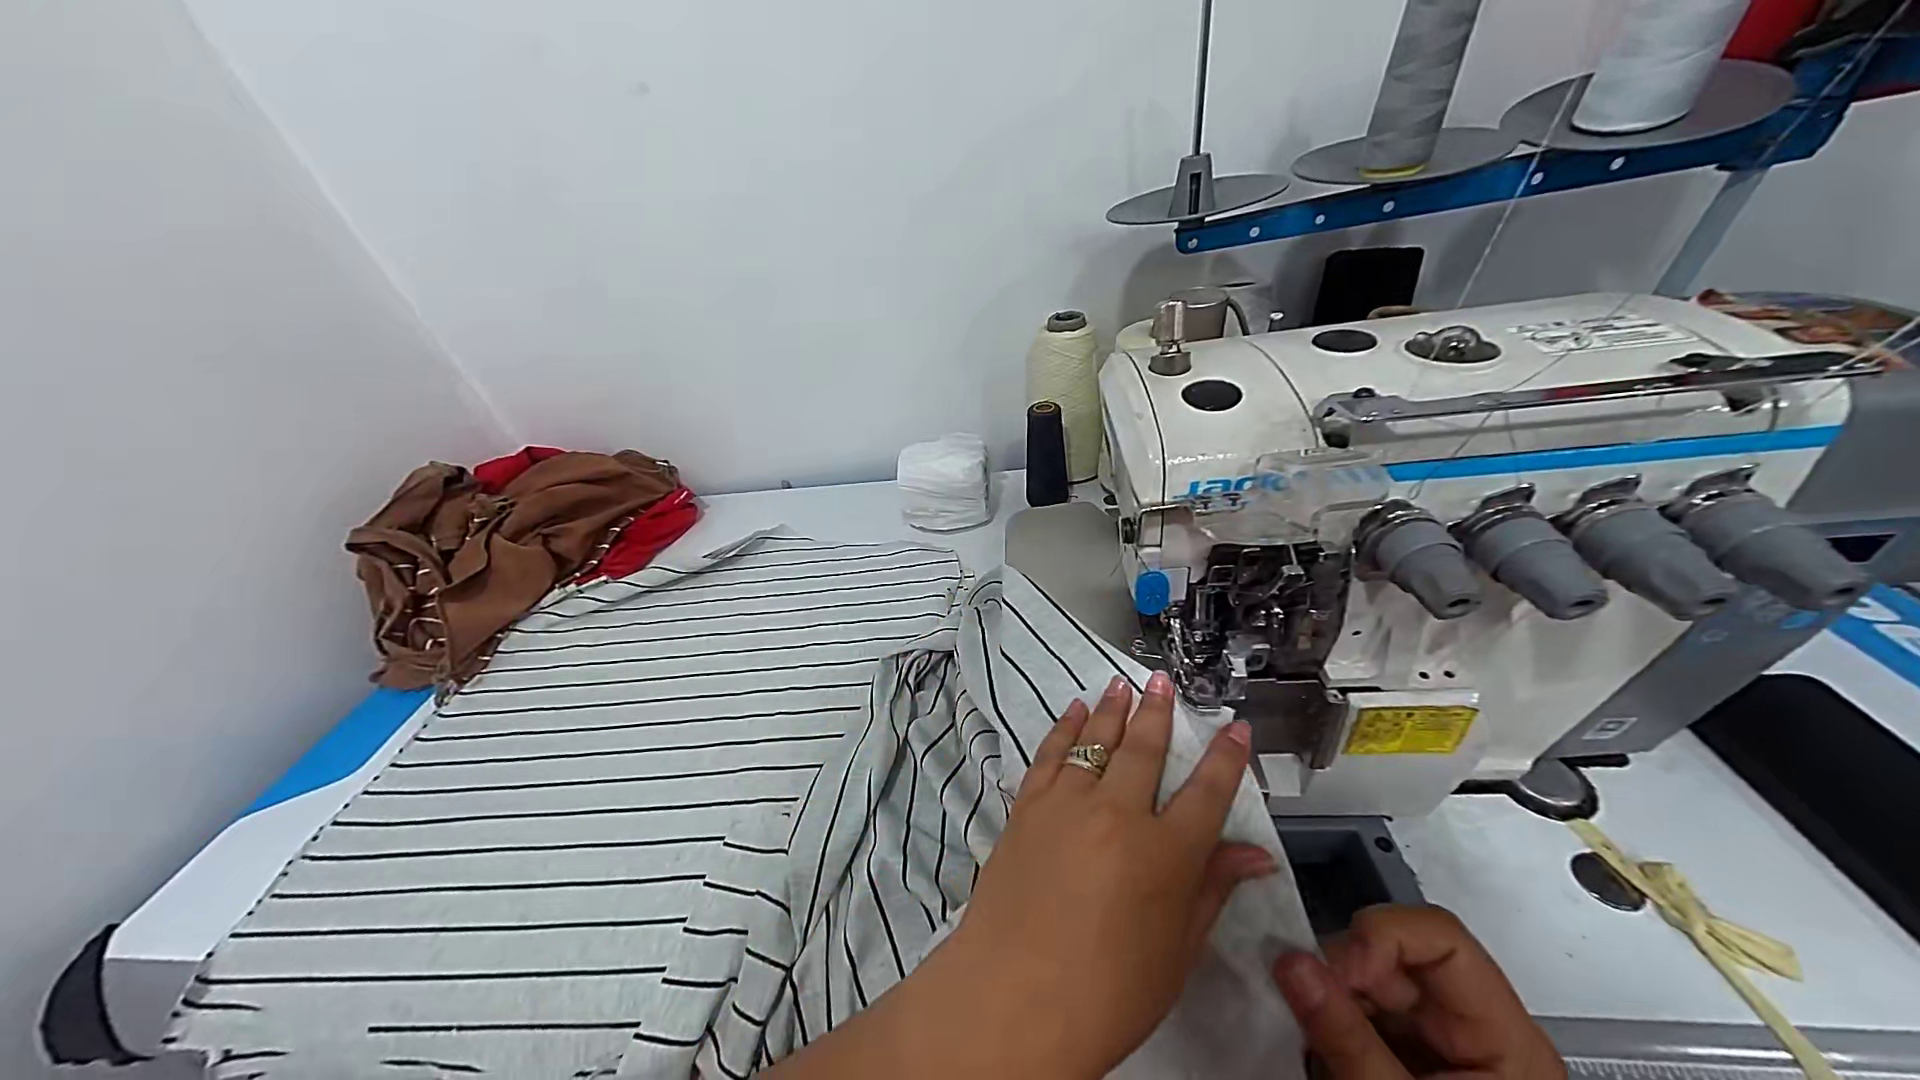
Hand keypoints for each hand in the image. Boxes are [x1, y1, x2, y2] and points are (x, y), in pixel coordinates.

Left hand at [941, 671, 1274, 1078]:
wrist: (1014, 996)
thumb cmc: (1109, 991)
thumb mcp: (1176, 951)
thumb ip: (1211, 891)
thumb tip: (1253, 854)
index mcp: (1165, 853)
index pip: (1207, 792)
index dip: (1226, 757)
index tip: (1235, 728)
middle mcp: (1118, 814)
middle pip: (1145, 749)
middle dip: (1158, 712)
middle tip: (1161, 680)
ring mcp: (1067, 805)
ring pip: (1095, 742)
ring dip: (1111, 711)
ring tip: (1121, 685)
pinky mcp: (1027, 808)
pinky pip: (1050, 756)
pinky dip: (1063, 729)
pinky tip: (1073, 713)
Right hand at [1273, 905, 1565, 1079]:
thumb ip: (1347, 1039)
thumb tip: (1288, 961)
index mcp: (1501, 1036)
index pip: (1438, 937)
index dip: (1380, 936)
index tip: (1331, 969)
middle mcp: (1467, 1024)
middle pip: (1391, 955)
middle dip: (1337, 971)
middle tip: (1298, 1003)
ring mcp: (1432, 1039)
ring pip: (1362, 979)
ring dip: (1323, 996)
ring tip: (1306, 1039)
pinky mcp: (1401, 1053)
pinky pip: (1352, 1009)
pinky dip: (1323, 1019)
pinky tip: (1313, 1047)